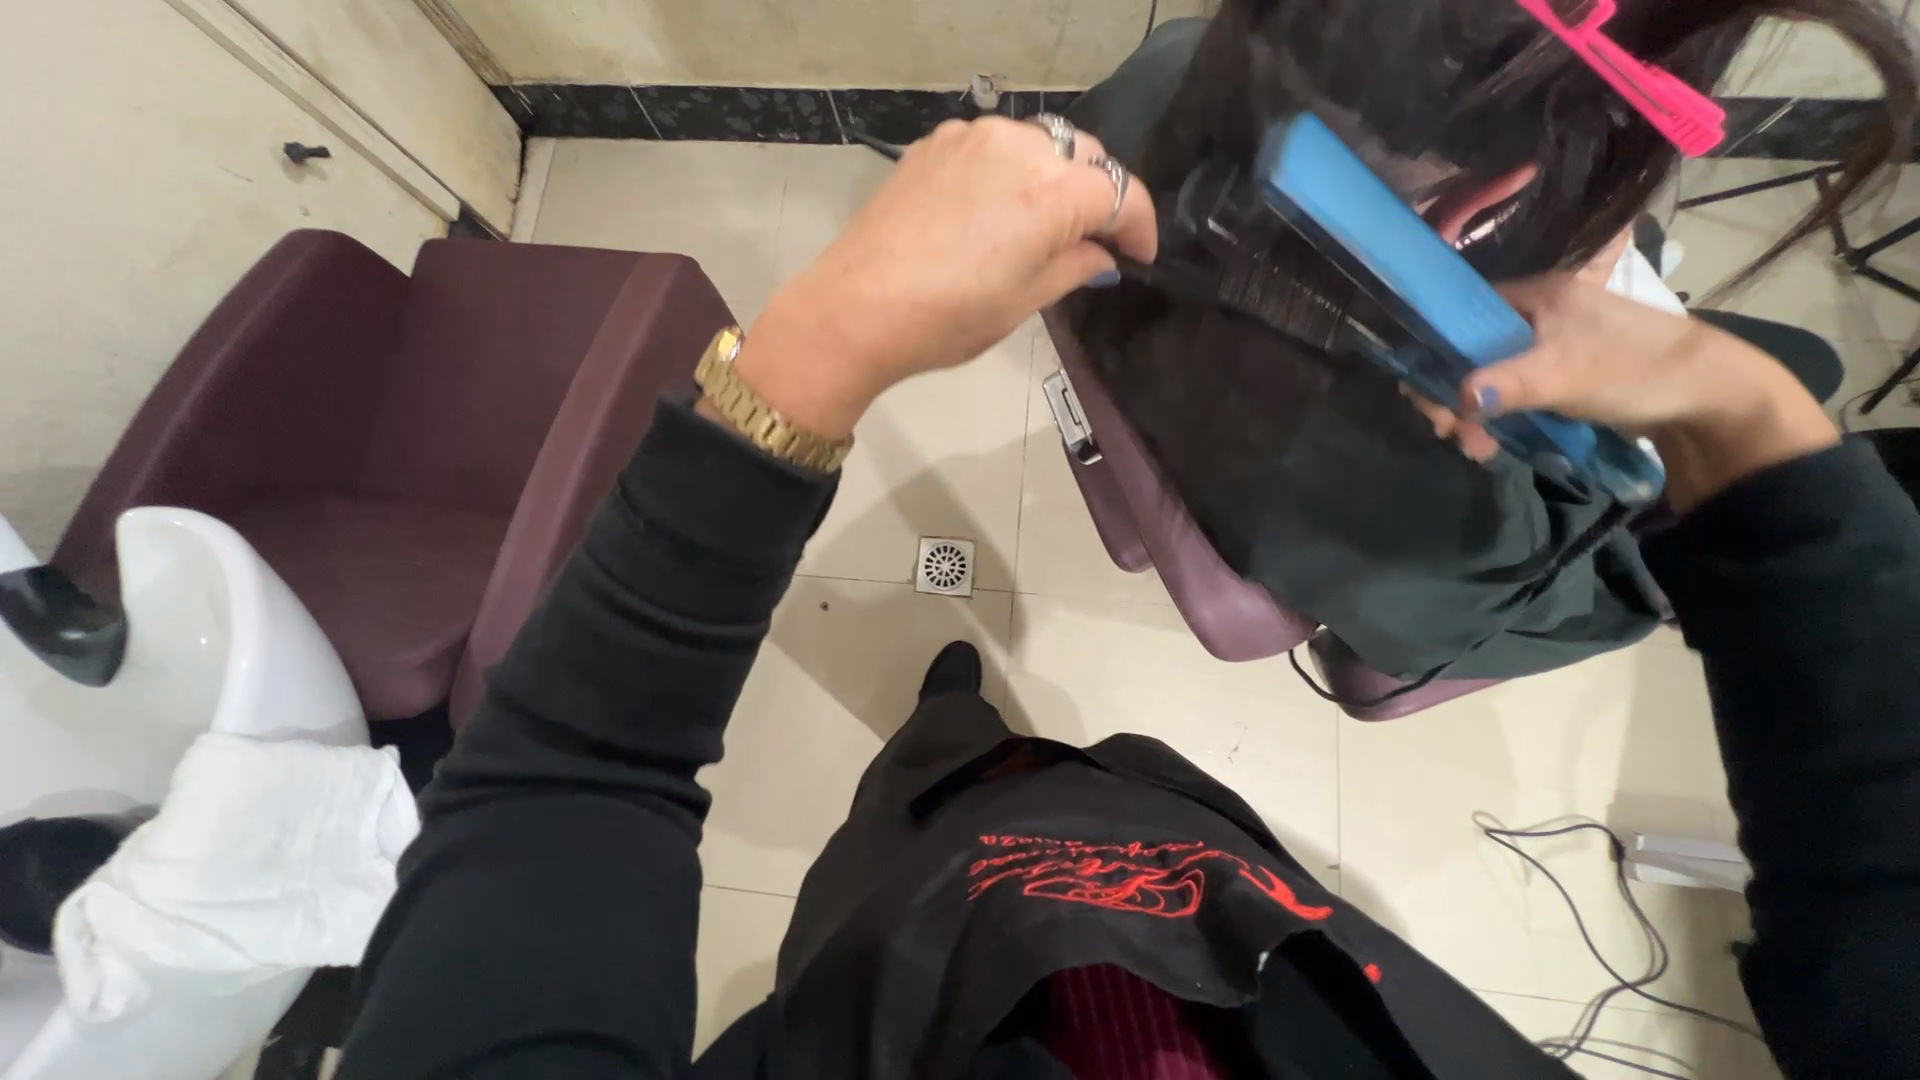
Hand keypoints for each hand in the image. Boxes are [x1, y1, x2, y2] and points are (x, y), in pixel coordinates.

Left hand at [733, 117, 1158, 437]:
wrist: (855, 309)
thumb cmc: (944, 320)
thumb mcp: (1021, 304)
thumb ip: (1073, 268)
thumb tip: (1100, 254)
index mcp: (1049, 194)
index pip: (1121, 192)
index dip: (1139, 226)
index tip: (1139, 255)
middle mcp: (1017, 148)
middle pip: (1084, 156)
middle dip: (1100, 195)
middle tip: (1095, 240)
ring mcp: (972, 139)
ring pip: (1040, 144)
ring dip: (1056, 178)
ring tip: (1045, 224)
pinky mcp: (936, 143)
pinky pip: (995, 147)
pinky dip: (1012, 172)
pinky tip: (998, 209)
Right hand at [1442, 274, 1839, 512]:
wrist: (1711, 398)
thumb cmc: (1635, 370)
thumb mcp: (1564, 374)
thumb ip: (1505, 383)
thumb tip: (1454, 398)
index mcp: (1536, 295)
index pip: (1460, 314)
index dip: (1433, 351)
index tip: (1425, 392)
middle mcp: (1534, 315)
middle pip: (1466, 353)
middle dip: (1450, 396)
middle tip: (1452, 433)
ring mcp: (1546, 347)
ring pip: (1484, 379)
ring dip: (1471, 417)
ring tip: (1479, 449)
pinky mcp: (1556, 376)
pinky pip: (1506, 395)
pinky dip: (1494, 420)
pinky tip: (1494, 445)